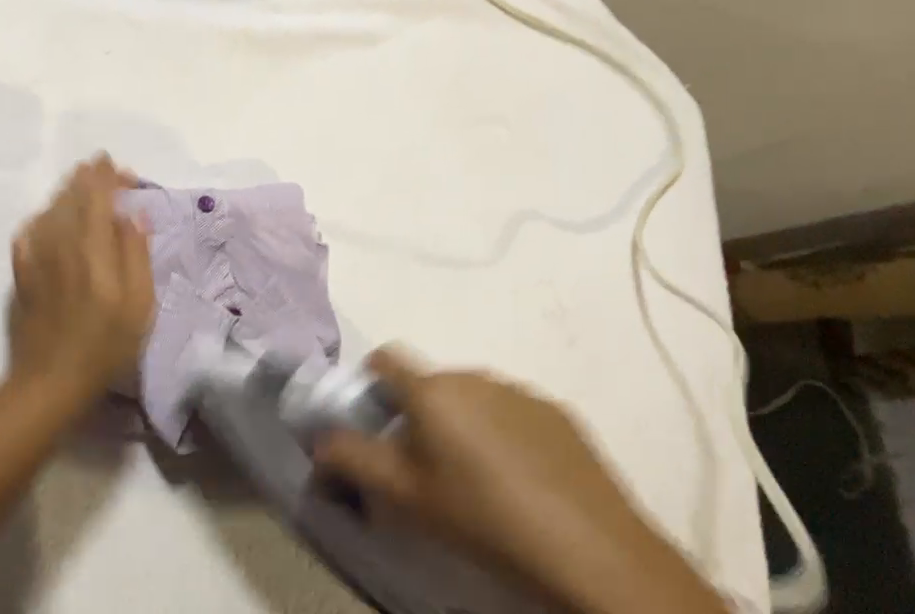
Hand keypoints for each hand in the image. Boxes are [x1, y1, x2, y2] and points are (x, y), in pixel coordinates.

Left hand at [8, 156, 154, 403]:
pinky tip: (47, 220)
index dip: (104, 176)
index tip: (113, 163)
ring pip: (48, 211)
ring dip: (65, 193)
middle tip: (99, 168)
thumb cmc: (106, 345)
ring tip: (78, 185)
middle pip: (70, 198)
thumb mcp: (138, 304)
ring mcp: (36, 257)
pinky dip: (42, 218)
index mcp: (92, 247)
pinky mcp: (21, 274)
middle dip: (85, 179)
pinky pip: (29, 233)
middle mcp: (60, 243)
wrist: (51, 380)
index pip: (96, 196)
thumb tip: (133, 215)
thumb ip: (135, 254)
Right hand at [316, 349, 725, 613]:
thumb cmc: (483, 519)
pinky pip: (514, 413)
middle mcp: (474, 375)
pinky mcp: (562, 415)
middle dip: (418, 415)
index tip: (373, 425)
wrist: (595, 554)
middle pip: (429, 383)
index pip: (383, 359)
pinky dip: (504, 436)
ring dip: (463, 425)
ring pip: (473, 398)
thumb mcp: (404, 497)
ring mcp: (523, 392)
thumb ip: (351, 459)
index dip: (369, 385)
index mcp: (432, 389)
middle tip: (423, 469)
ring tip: (476, 481)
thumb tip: (318, 440)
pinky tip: (520, 484)